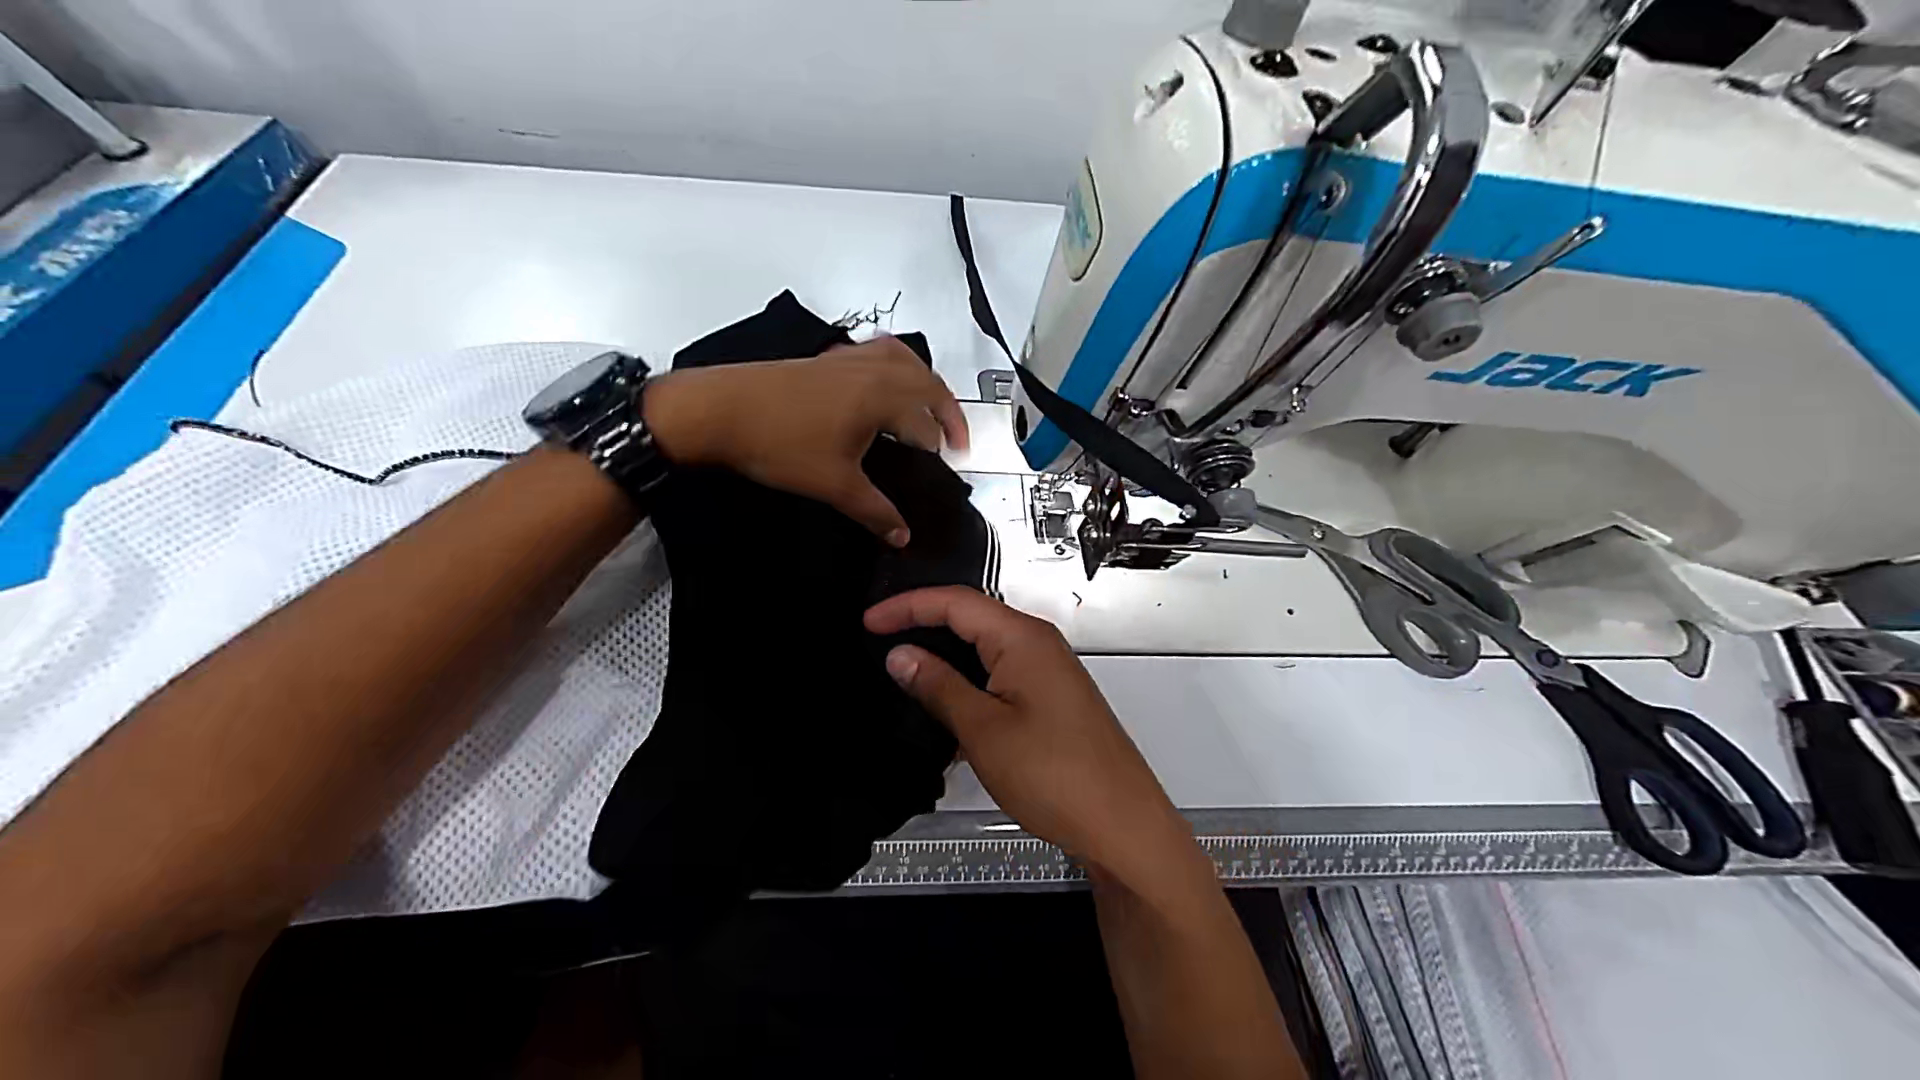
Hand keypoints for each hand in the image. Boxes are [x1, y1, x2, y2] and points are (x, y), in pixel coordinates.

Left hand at [644, 337, 967, 545]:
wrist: (718, 411)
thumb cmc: (775, 440)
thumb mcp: (834, 485)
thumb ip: (874, 512)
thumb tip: (900, 534)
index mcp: (882, 396)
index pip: (929, 420)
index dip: (945, 442)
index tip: (952, 460)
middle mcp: (870, 370)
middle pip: (927, 380)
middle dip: (947, 407)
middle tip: (953, 434)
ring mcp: (845, 359)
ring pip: (901, 358)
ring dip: (922, 379)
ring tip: (926, 402)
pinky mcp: (823, 359)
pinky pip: (872, 352)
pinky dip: (890, 365)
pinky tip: (877, 383)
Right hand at [863, 587, 1197, 886]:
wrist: (1121, 825)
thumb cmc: (1060, 777)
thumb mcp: (983, 730)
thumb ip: (938, 686)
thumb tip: (902, 655)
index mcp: (1023, 638)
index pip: (955, 601)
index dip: (907, 606)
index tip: (870, 621)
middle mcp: (1039, 644)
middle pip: (971, 616)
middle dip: (923, 623)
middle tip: (881, 639)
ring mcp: (1048, 671)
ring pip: (985, 647)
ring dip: (945, 655)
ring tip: (906, 672)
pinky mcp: (1051, 697)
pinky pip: (1000, 671)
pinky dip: (968, 679)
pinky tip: (946, 704)